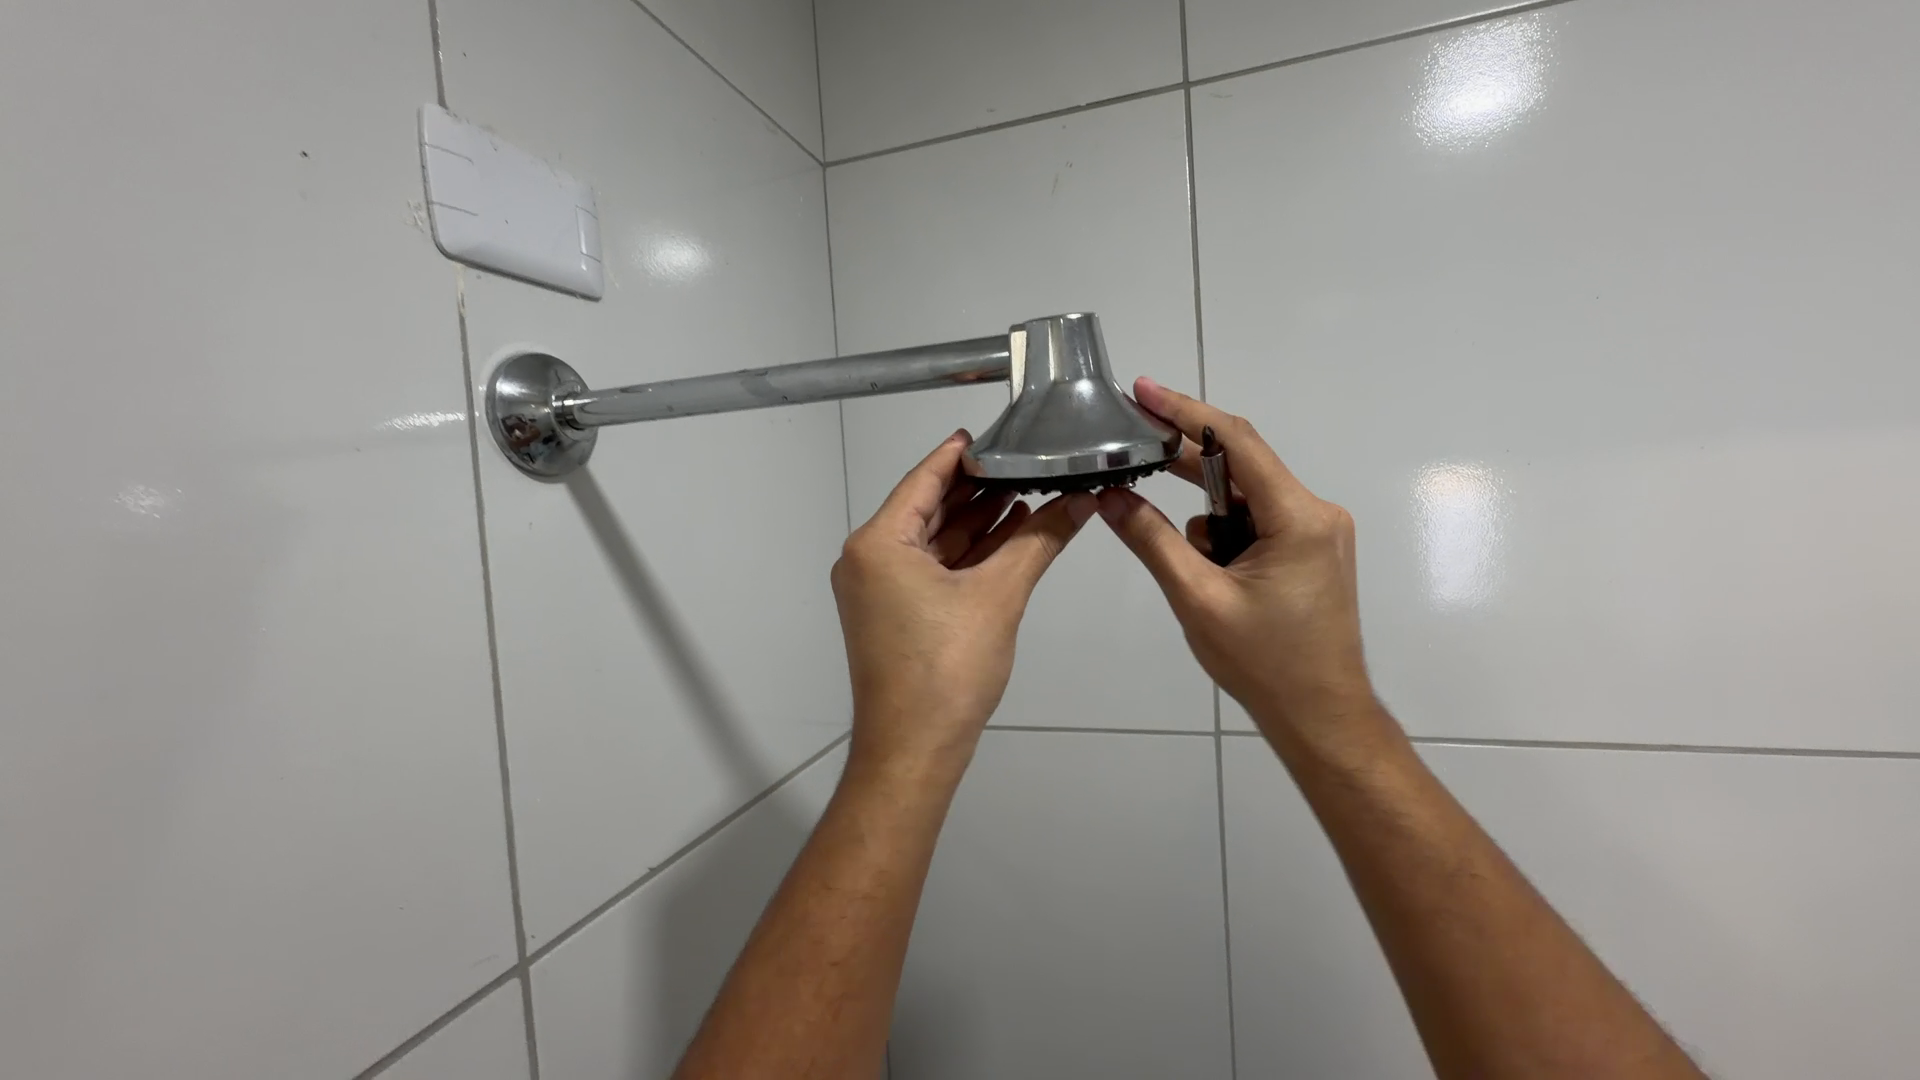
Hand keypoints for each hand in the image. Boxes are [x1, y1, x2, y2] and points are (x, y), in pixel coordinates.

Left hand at [833, 430, 1094, 776]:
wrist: (915, 750)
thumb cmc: (947, 669)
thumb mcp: (999, 596)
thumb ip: (1039, 541)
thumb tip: (1082, 499)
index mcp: (877, 544)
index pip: (923, 480)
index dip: (960, 455)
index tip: (992, 434)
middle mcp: (869, 561)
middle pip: (928, 510)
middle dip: (977, 489)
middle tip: (1023, 462)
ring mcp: (880, 591)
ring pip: (934, 543)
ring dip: (977, 523)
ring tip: (1027, 494)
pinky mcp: (895, 616)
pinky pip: (934, 571)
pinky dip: (968, 556)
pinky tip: (1008, 538)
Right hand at [1097, 379, 1375, 737]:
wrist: (1320, 716)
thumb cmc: (1264, 663)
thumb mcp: (1197, 598)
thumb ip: (1151, 540)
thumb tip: (1110, 495)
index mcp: (1297, 517)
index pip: (1235, 442)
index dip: (1185, 412)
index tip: (1142, 391)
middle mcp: (1314, 512)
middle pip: (1238, 465)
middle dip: (1182, 460)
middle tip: (1129, 447)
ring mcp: (1315, 532)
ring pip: (1240, 500)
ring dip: (1204, 523)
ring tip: (1196, 575)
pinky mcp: (1307, 551)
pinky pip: (1252, 523)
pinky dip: (1222, 538)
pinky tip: (1214, 580)